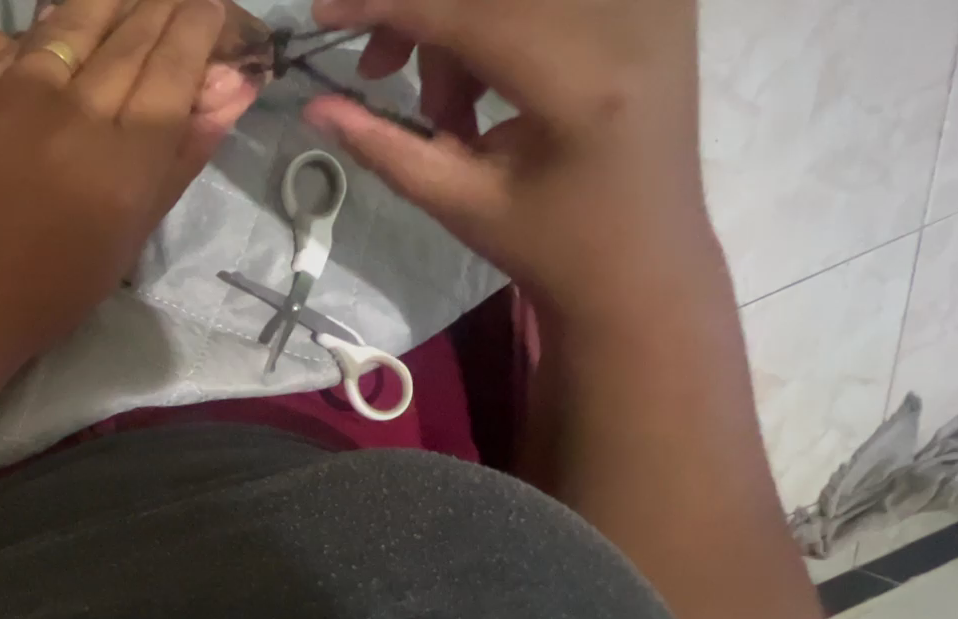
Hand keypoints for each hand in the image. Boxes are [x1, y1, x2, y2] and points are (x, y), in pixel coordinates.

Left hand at [0, 0, 244, 365]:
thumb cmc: (60, 286)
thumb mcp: (133, 234)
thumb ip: (182, 158)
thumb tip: (235, 86)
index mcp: (124, 165)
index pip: (174, 69)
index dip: (199, 29)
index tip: (212, 11)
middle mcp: (76, 118)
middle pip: (133, 38)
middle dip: (166, 8)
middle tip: (184, 0)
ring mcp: (19, 99)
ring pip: (79, 21)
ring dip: (116, 2)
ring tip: (136, 0)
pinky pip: (29, 43)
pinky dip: (61, 24)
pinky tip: (78, 20)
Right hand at [302, 0, 721, 328]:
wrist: (643, 255)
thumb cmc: (546, 242)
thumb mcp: (456, 202)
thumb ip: (384, 147)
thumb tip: (314, 107)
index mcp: (579, 83)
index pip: (467, 10)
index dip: (390, 3)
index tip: (325, 12)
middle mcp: (630, 15)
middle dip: (419, 10)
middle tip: (376, 68)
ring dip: (455, 23)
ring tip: (442, 107)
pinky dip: (495, 18)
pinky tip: (479, 77)